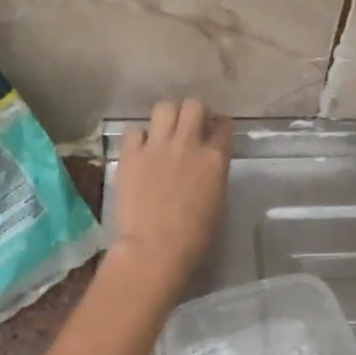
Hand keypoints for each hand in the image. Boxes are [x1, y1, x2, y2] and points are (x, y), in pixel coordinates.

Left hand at [108, 99, 232, 293]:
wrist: (155, 249)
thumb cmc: (195, 237)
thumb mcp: (218, 202)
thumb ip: (214, 175)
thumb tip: (208, 166)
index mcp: (215, 159)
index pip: (224, 126)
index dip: (220, 126)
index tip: (216, 131)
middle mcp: (188, 144)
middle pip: (194, 105)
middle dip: (194, 113)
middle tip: (190, 127)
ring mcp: (157, 146)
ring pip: (165, 107)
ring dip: (168, 117)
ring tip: (165, 132)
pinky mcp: (131, 155)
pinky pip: (134, 130)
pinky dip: (139, 137)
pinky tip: (140, 150)